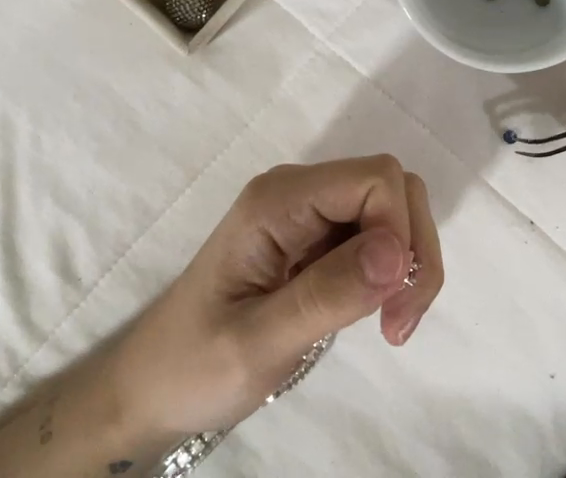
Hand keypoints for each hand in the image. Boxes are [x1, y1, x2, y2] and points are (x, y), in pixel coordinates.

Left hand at [102, 155, 443, 442]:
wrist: (153, 386)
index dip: (398, 230)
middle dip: (412, 248)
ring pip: (391, 210)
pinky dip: (394, 272)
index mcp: (277, 201)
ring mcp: (308, 214)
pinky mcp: (316, 239)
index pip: (374, 178)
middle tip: (399, 323)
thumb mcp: (258, 342)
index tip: (392, 301)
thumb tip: (396, 251)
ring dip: (408, 262)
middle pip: (391, 187)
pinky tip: (379, 314)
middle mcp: (297, 193)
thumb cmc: (194, 365)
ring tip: (393, 324)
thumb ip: (327, 294)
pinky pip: (376, 236)